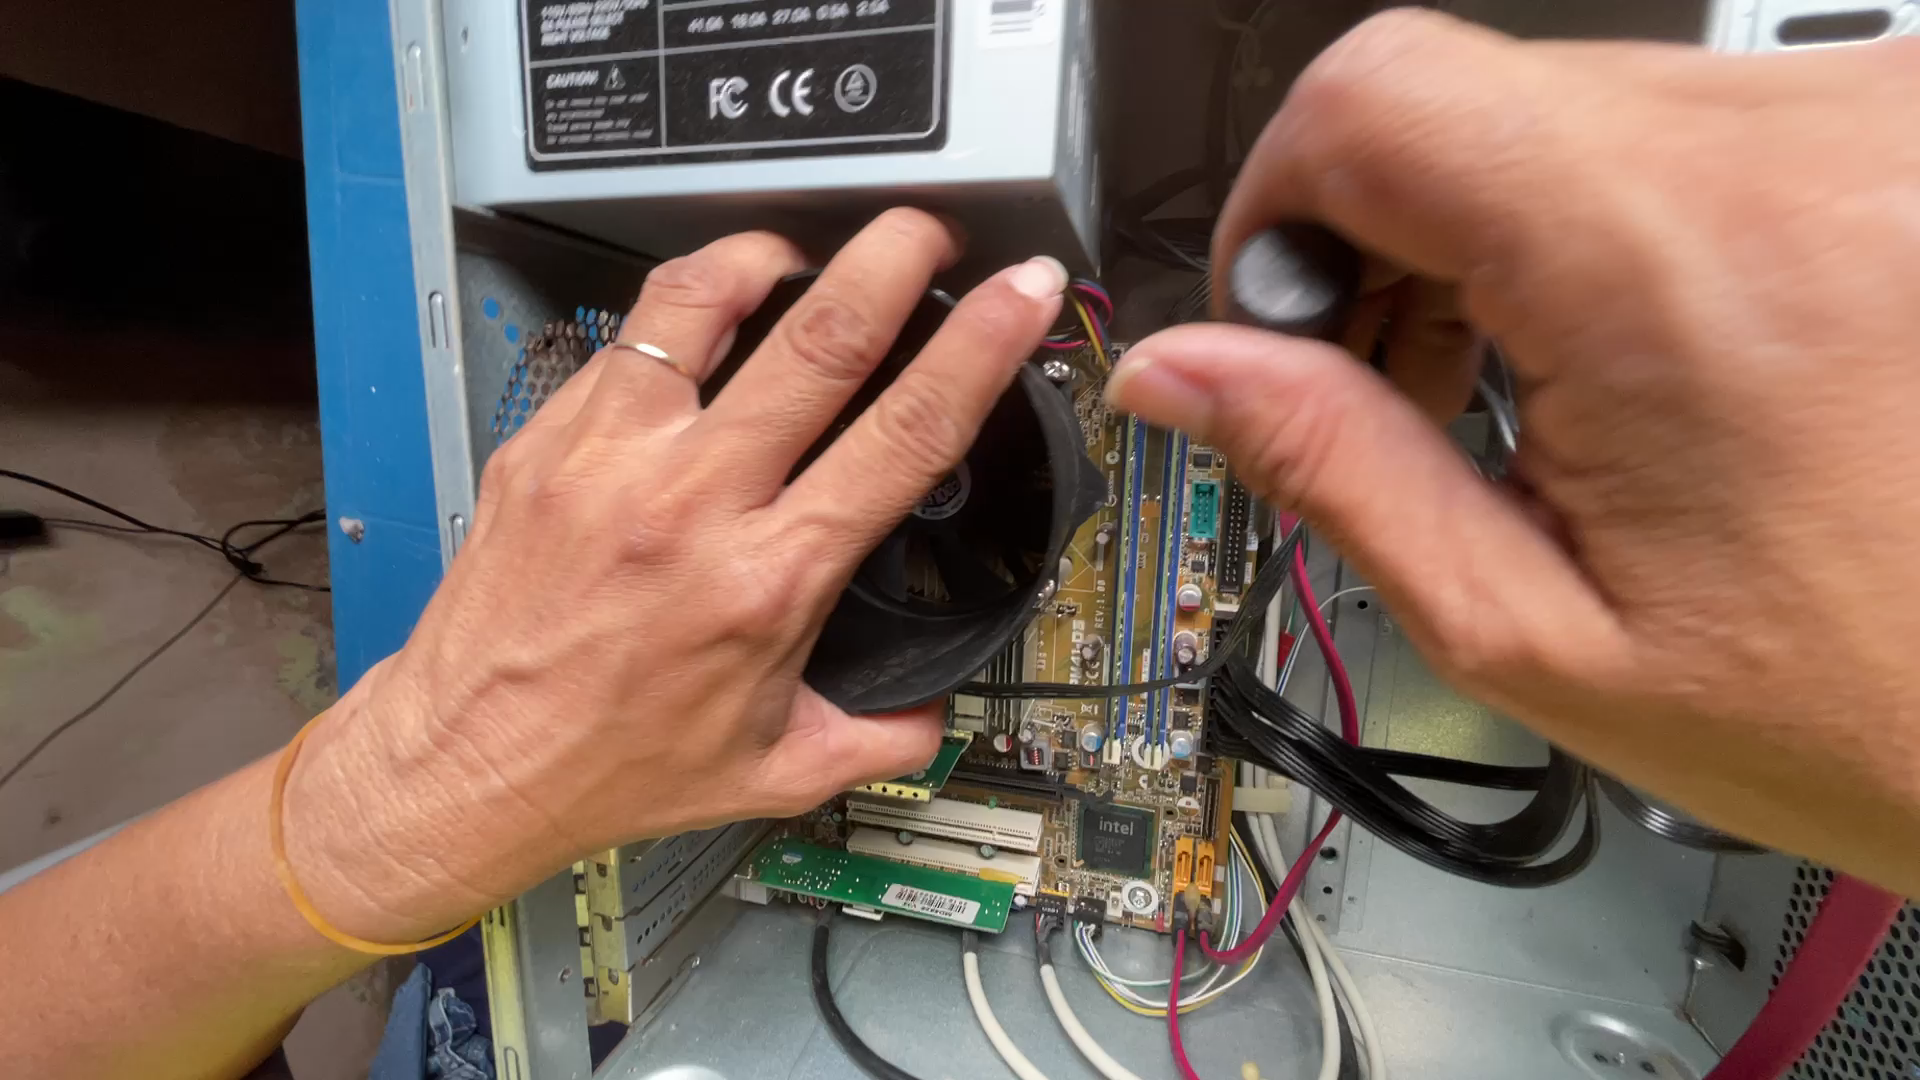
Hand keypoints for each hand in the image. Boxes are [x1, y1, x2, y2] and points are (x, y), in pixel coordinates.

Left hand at [278, 210, 1069, 939]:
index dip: (979, 348)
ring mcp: (611, 458)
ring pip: (705, 303)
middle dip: (893, 258)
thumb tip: (941, 701)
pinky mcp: (548, 441)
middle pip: (820, 340)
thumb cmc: (622, 767)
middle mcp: (694, 502)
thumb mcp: (783, 771)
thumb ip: (888, 735)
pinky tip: (714, 312)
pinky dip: (690, 303)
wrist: (463, 765)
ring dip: (775, 255)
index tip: (1018, 294)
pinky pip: (634, 338)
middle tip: (932, 229)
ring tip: (810, 252)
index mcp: (771, 577)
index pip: (905, 435)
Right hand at [1107, 12, 1919, 892]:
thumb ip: (1323, 465)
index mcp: (1676, 270)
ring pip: (1522, 114)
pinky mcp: (1886, 137)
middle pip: (1435, 102)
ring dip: (1447, 248)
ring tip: (1480, 381)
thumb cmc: (1862, 704)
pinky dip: (1545, 235)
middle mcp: (1803, 146)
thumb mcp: (1515, 620)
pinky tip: (1567, 345)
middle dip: (1354, 249)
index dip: (1272, 201)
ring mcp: (1871, 119)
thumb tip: (1175, 375)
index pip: (1370, 105)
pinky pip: (1630, 134)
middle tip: (1381, 387)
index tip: (1276, 315)